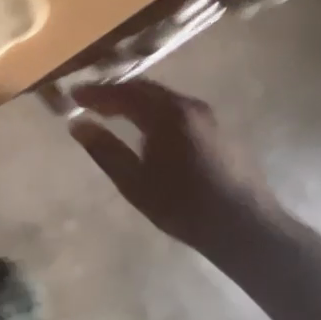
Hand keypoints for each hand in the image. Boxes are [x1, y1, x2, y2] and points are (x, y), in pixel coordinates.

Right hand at [69, 79, 287, 255]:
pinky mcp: (219, 131)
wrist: (248, 230)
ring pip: (162, 99)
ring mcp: (208, 117)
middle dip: (114, 93)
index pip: (122, 93)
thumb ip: (104, 150)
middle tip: (90, 101)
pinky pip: (177, 110)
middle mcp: (189, 106)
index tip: (72, 95)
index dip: (95, 93)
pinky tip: (146, 128)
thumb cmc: (185, 207)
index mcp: (167, 114)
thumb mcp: (135, 182)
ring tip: (113, 113)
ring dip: (135, 102)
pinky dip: (154, 111)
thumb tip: (77, 124)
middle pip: (144, 89)